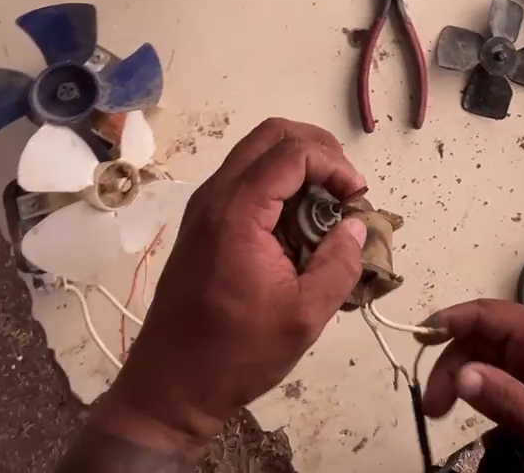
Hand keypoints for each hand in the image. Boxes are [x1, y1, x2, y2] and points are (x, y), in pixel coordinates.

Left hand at [89, 118, 367, 456]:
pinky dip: (279, 178)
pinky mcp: (203, 221)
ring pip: (257, 149)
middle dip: (318, 148)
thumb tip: (357, 226)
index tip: (356, 197)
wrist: (167, 390)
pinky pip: (246, 174)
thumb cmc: (235, 354)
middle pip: (272, 134)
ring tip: (328, 197)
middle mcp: (216, 196)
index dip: (334, 164)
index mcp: (237, 213)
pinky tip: (300, 216)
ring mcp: (205, 207)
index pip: (293, 152)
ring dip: (299, 160)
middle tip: (344, 184)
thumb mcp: (305, 316)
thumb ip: (340, 264)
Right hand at [420, 300, 523, 472]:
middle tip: (432, 406)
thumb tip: (459, 373)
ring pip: (495, 350)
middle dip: (453, 361)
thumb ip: (504, 399)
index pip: (486, 313)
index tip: (417, 335)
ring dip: (468, 373)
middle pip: (485, 334)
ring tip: (446, 409)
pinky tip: (479, 404)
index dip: (449, 320)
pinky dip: (489, 380)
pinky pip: (511, 365)